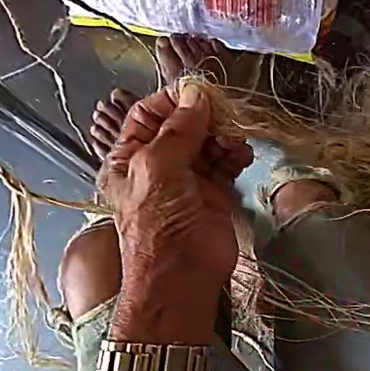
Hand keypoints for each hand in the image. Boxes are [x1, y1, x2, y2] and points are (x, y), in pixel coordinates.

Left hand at [97, 81, 251, 337]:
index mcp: (129, 159)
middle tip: (223, 117)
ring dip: (222, 136)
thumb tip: (196, 94)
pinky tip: (240, 155)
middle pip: (182, 126)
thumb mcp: (158, 168)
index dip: (172, 101)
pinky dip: (234, 154)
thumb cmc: (159, 225)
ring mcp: (186, 180)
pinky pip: (225, 163)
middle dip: (203, 118)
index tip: (198, 93)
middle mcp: (156, 166)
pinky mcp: (214, 194)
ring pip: (207, 142)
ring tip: (233, 142)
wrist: (183, 277)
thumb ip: (178, 130)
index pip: (148, 114)